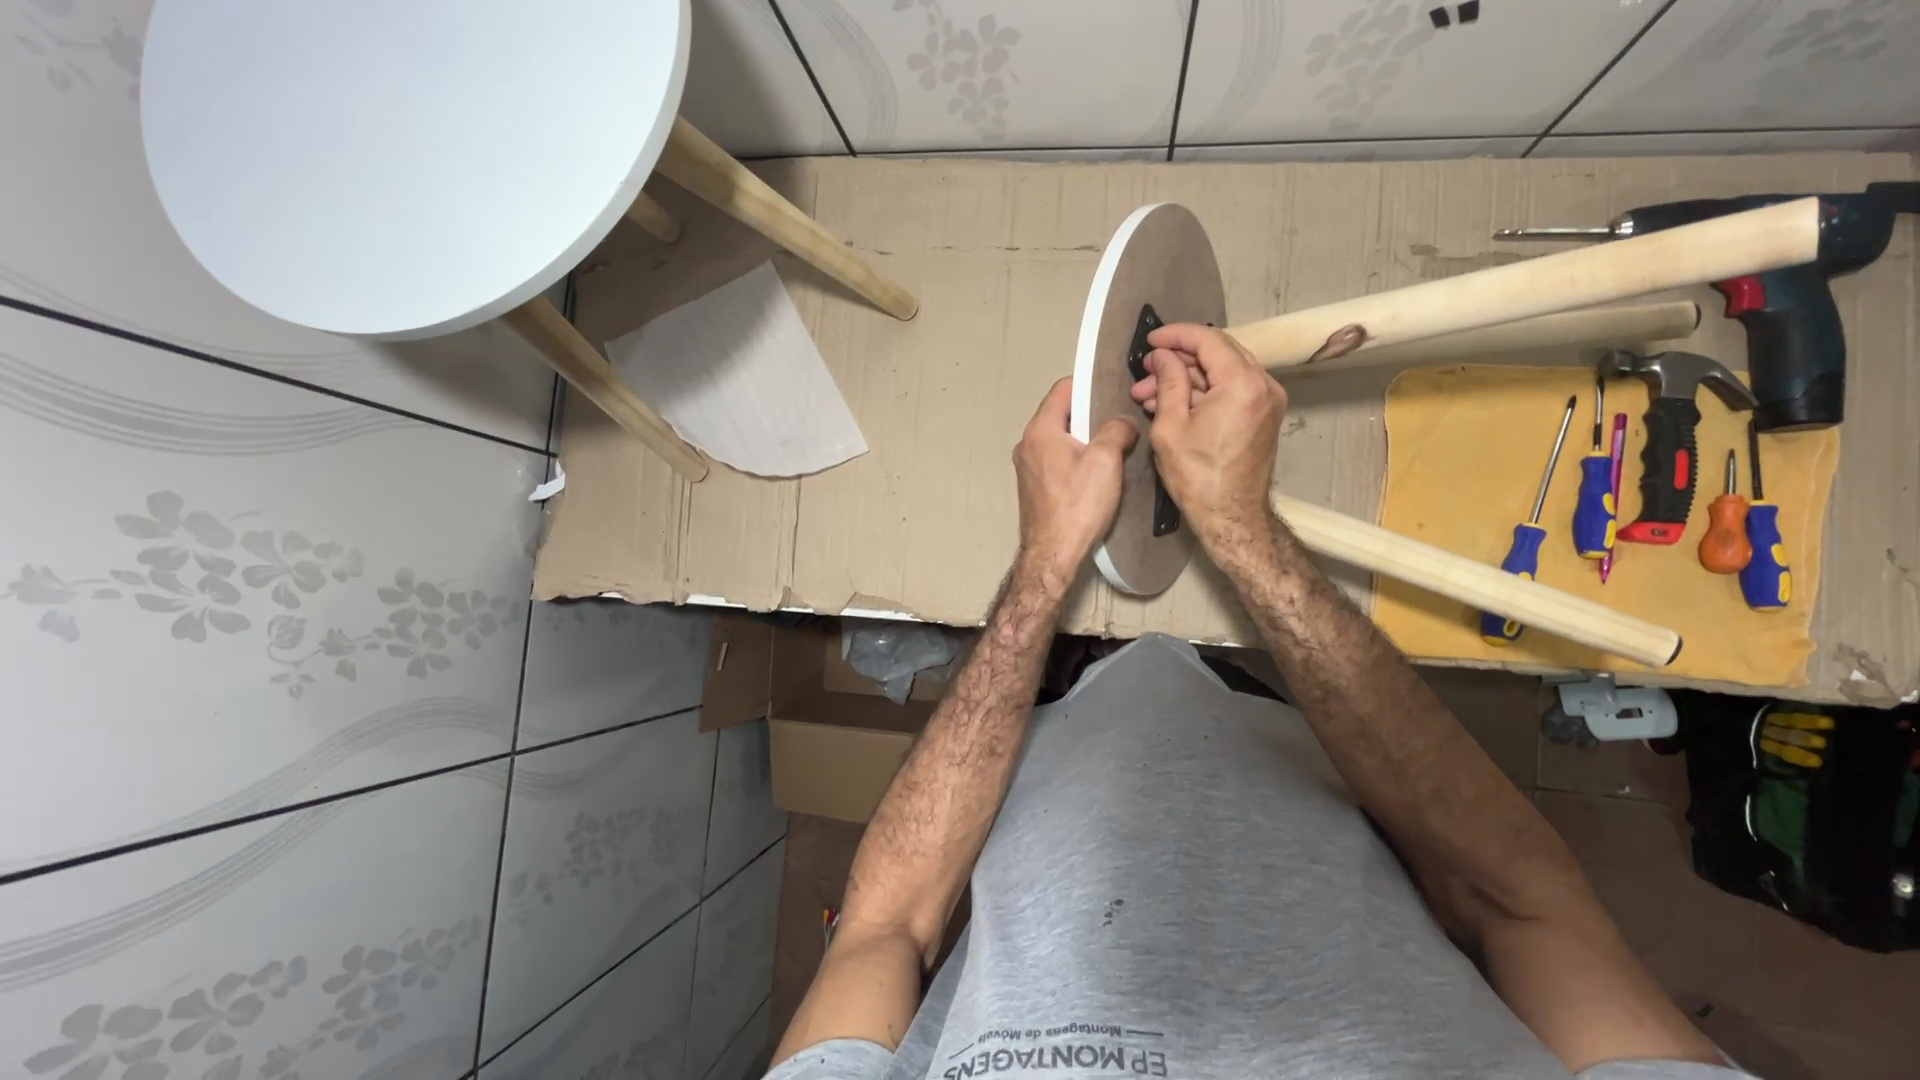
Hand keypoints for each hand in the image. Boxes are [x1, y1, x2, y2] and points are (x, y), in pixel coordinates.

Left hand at [1012, 377, 1137, 587]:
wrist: (1053, 553)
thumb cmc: (1078, 504)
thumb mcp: (1106, 460)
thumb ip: (1116, 430)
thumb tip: (1123, 422)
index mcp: (1041, 429)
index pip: (1064, 388)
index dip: (1090, 385)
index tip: (1114, 392)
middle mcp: (1027, 443)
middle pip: (1062, 413)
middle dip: (1090, 414)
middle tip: (1119, 422)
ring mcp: (1027, 466)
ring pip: (1060, 438)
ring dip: (1084, 439)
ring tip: (1112, 448)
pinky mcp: (1033, 486)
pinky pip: (1056, 459)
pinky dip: (1075, 458)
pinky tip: (1095, 472)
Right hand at [1130, 323, 1287, 547]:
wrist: (1231, 516)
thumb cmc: (1198, 477)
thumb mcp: (1171, 426)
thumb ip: (1168, 382)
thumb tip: (1162, 357)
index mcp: (1242, 384)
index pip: (1208, 340)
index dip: (1175, 336)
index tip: (1150, 341)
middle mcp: (1264, 385)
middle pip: (1219, 352)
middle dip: (1178, 359)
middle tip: (1146, 371)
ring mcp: (1268, 400)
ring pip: (1224, 371)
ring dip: (1188, 378)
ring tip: (1150, 393)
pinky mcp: (1264, 415)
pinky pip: (1232, 389)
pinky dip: (1204, 392)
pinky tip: (1174, 403)